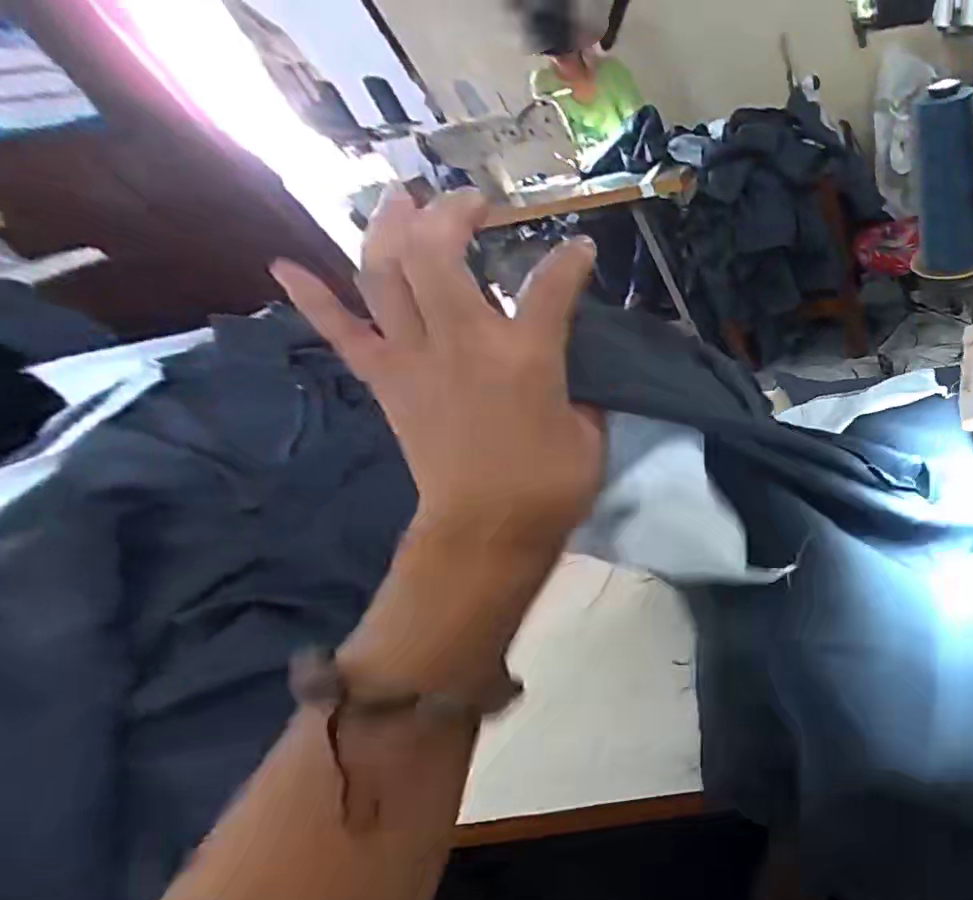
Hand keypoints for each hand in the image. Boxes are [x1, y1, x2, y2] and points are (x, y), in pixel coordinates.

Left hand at [270, 186, 602, 554]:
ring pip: (384, 274)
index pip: (548, 289)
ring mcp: (413, 358)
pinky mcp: (385, 381)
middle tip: (471, 203)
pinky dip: (312, 299)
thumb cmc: (552, 484)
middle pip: (439, 255)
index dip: (568, 261)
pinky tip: (286, 266)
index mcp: (525, 358)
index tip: (579, 245)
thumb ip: (576, 387)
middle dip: (452, 215)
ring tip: (399, 201)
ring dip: (387, 228)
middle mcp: (462, 342)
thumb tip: (563, 368)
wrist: (489, 528)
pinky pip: (341, 333)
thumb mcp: (587, 431)